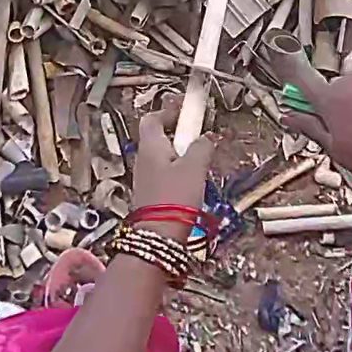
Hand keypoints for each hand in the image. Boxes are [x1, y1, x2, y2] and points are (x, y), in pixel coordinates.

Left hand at [130, 109, 211, 241]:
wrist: (157, 239)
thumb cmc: (175, 197)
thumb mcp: (194, 167)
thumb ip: (202, 147)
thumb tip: (207, 137)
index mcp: (150, 146)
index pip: (152, 119)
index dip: (168, 112)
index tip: (187, 113)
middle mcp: (144, 160)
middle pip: (159, 138)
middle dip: (179, 135)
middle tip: (198, 138)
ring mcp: (146, 180)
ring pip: (163, 158)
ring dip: (180, 155)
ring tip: (200, 162)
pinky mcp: (151, 197)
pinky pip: (165, 176)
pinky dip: (178, 173)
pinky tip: (193, 184)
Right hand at [285, 73, 351, 182]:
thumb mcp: (335, 148)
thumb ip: (310, 128)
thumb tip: (291, 118)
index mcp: (328, 99)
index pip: (302, 84)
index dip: (298, 94)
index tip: (299, 104)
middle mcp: (348, 83)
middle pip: (332, 90)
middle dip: (334, 106)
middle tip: (342, 131)